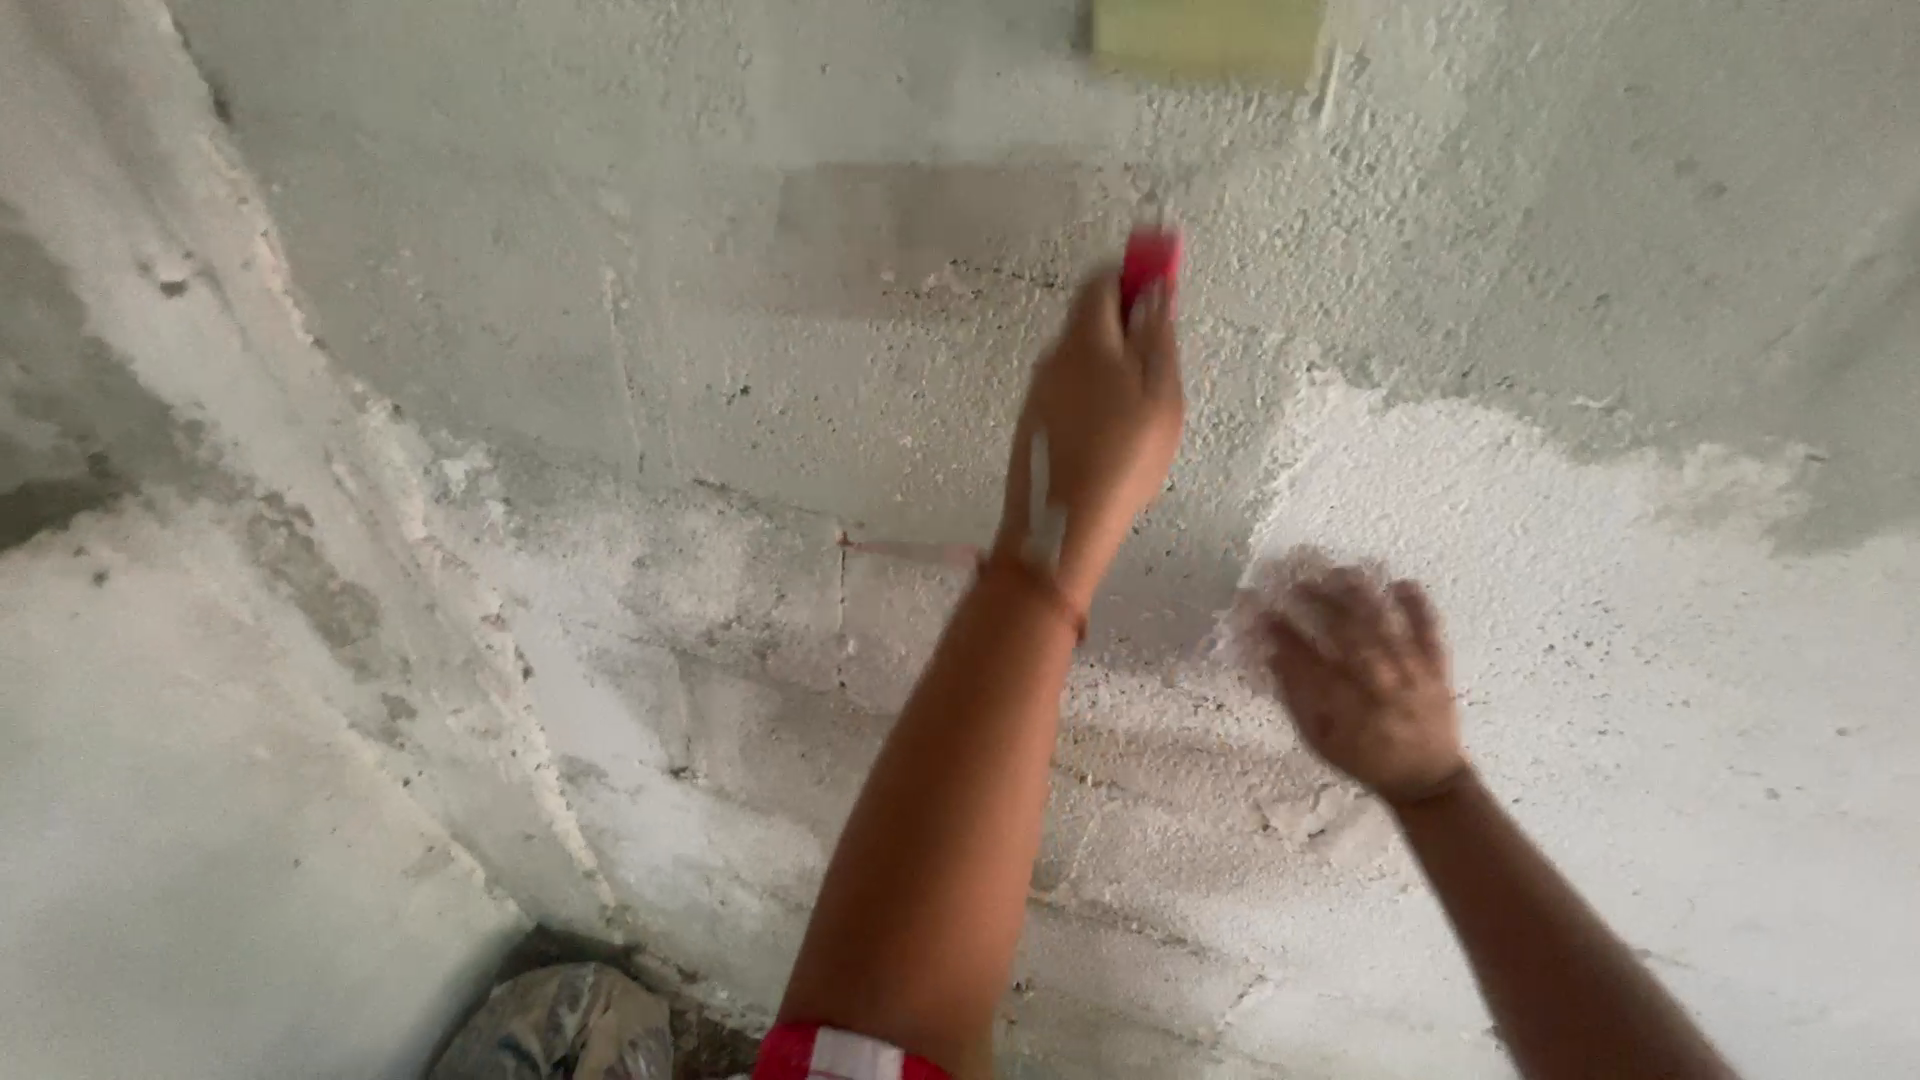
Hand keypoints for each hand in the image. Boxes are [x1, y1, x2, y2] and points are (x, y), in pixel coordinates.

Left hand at [993, 272, 1183, 608]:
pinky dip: (1091, 396)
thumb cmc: (1123, 457)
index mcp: (1083, 341)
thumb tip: (1154, 288)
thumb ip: (1156, 334)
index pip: (1101, 281)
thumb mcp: (1159, 393)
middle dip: (1124, 327)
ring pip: (1079, 360)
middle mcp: (1052, 359)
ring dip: (1109, 366)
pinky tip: (1108, 435)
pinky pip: (1068, 392)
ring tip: (1137, 413)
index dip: (1132, 277)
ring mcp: (1037, 393)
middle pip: (1088, 321)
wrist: (1061, 526)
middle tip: (1158, 365)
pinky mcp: (1032, 424)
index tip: (1160, 294)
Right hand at [1265, 569, 1467, 804]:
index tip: (1262, 611)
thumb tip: (1272, 656)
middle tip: (1297, 581)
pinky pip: (1430, 634)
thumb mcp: (1319, 739)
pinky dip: (1418, 607)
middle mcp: (1380, 687)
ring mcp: (1412, 675)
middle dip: (1321, 605)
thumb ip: (1296, 699)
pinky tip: (1401, 582)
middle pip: (1348, 636)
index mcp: (1346, 707)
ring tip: (1339, 571)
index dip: (1283, 634)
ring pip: (1386, 629)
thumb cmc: (1363, 760)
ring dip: (1362, 597)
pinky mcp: (1437, 670)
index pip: (1307, 661)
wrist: (1428, 781)